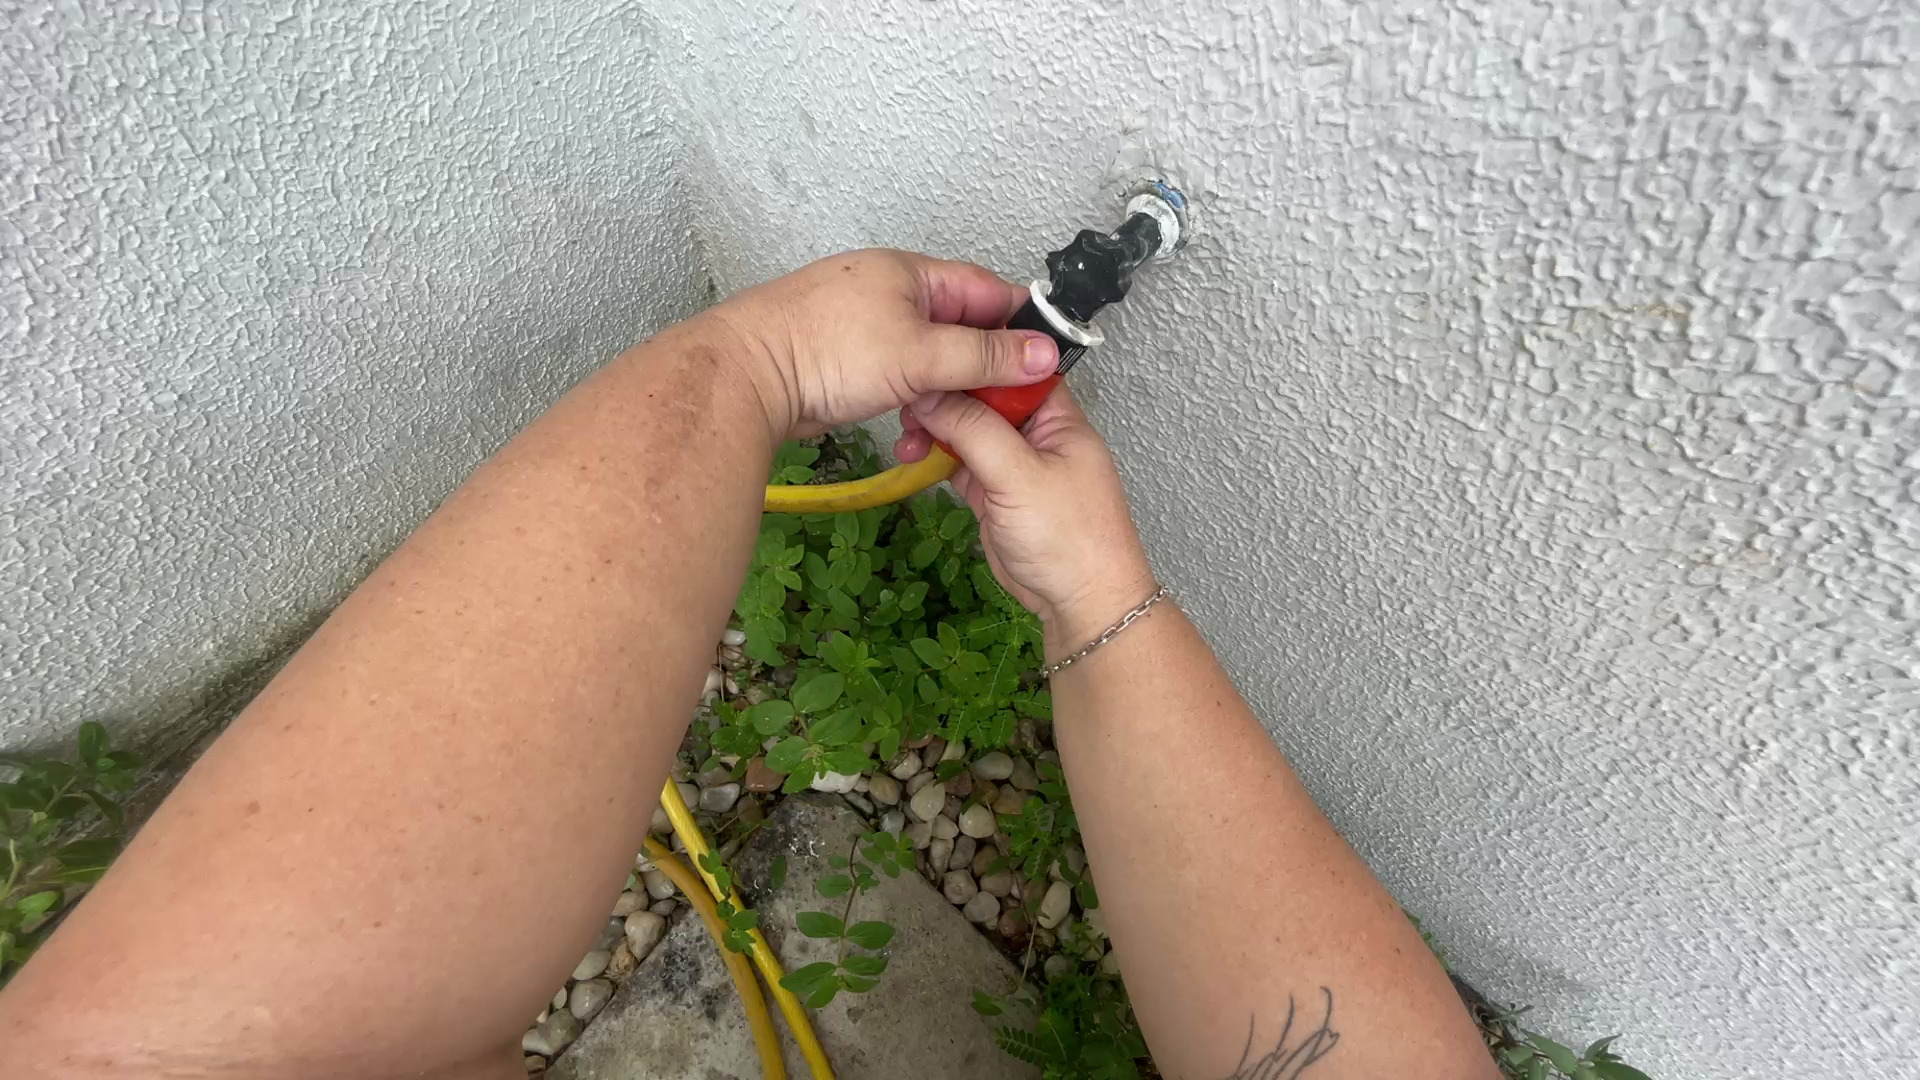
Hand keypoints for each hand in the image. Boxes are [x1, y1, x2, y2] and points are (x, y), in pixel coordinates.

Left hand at [704, 249, 1058, 439]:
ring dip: (944, 396)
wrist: (751, 378)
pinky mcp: (854, 362)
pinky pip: (902, 380)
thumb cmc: (831, 350)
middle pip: (959, 330)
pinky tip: (912, 432)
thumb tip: (1043, 353)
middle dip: (978, 370)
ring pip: (931, 362)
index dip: (1018, 323)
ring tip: (946, 425)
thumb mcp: (921, 354)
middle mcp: (894, 294)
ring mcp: (872, 328)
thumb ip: (984, 355)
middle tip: (999, 406)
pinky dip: (913, 405)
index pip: (985, 290)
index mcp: (913, 274)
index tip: (1042, 360)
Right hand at [896, 383, 1156, 651]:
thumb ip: (974, 431)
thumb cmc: (1067, 536)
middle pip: (984, 400)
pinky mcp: (993, 493)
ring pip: (967, 432)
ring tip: (905, 437)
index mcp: (1057, 418)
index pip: (1014, 370)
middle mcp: (1035, 435)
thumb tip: (932, 394)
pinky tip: (913, 456)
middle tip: (908, 404)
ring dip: (936, 431)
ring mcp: (1012, 465)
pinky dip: (937, 460)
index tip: (933, 359)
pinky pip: (961, 464)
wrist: (1077, 602)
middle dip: (947, 399)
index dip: (976, 360)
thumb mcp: (1019, 475)